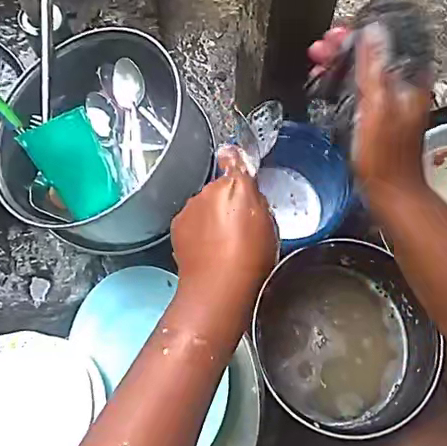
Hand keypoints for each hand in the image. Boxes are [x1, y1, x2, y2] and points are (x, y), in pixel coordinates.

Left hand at [171, 147, 277, 306]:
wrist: (218, 286)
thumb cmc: (248, 259)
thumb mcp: (267, 223)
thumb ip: (254, 196)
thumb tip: (246, 182)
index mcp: (235, 185)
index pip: (233, 159)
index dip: (235, 159)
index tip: (236, 161)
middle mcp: (208, 191)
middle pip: (220, 188)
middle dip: (229, 201)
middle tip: (243, 225)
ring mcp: (190, 209)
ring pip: (204, 205)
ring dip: (213, 217)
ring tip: (228, 242)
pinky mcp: (179, 226)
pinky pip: (192, 221)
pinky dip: (200, 231)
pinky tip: (213, 248)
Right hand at [311, 25, 431, 198]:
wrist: (390, 193)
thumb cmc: (386, 158)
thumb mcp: (376, 105)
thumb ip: (374, 67)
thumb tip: (373, 31)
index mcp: (410, 82)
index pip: (387, 42)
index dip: (360, 33)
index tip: (337, 33)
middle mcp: (404, 90)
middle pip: (374, 55)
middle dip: (345, 48)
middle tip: (321, 48)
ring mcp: (392, 104)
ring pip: (365, 73)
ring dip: (341, 65)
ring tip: (318, 64)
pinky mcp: (380, 118)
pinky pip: (361, 91)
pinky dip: (344, 84)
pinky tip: (328, 85)